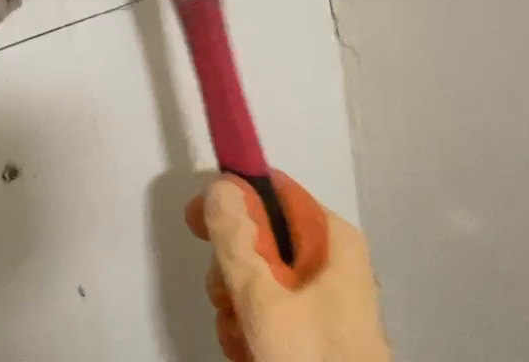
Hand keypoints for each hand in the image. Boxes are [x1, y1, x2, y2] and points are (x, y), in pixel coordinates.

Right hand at [186, 171, 391, 361]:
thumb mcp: (263, 299)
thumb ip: (235, 238)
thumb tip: (219, 184)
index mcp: (333, 240)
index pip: (275, 190)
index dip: (232, 200)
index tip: (196, 224)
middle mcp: (331, 262)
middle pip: (263, 235)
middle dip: (231, 267)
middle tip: (223, 296)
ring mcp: (324, 300)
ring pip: (260, 276)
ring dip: (236, 302)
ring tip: (239, 336)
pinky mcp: (316, 333)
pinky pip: (270, 310)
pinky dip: (249, 327)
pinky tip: (246, 351)